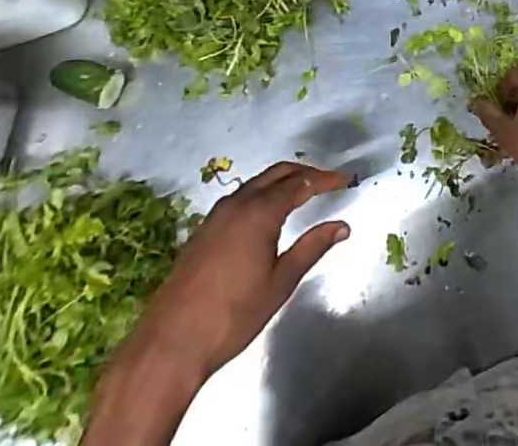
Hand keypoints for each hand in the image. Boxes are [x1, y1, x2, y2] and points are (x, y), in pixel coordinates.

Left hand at [120, 162, 350, 388]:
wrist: (170, 345)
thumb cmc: (233, 316)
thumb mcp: (281, 282)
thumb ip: (312, 247)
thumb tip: (342, 226)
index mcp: (259, 212)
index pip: (301, 183)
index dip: (326, 180)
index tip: (346, 180)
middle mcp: (237, 204)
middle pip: (277, 174)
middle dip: (305, 173)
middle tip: (328, 181)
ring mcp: (215, 216)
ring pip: (256, 184)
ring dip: (282, 181)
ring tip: (304, 193)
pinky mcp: (202, 230)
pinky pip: (240, 198)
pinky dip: (262, 194)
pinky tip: (269, 214)